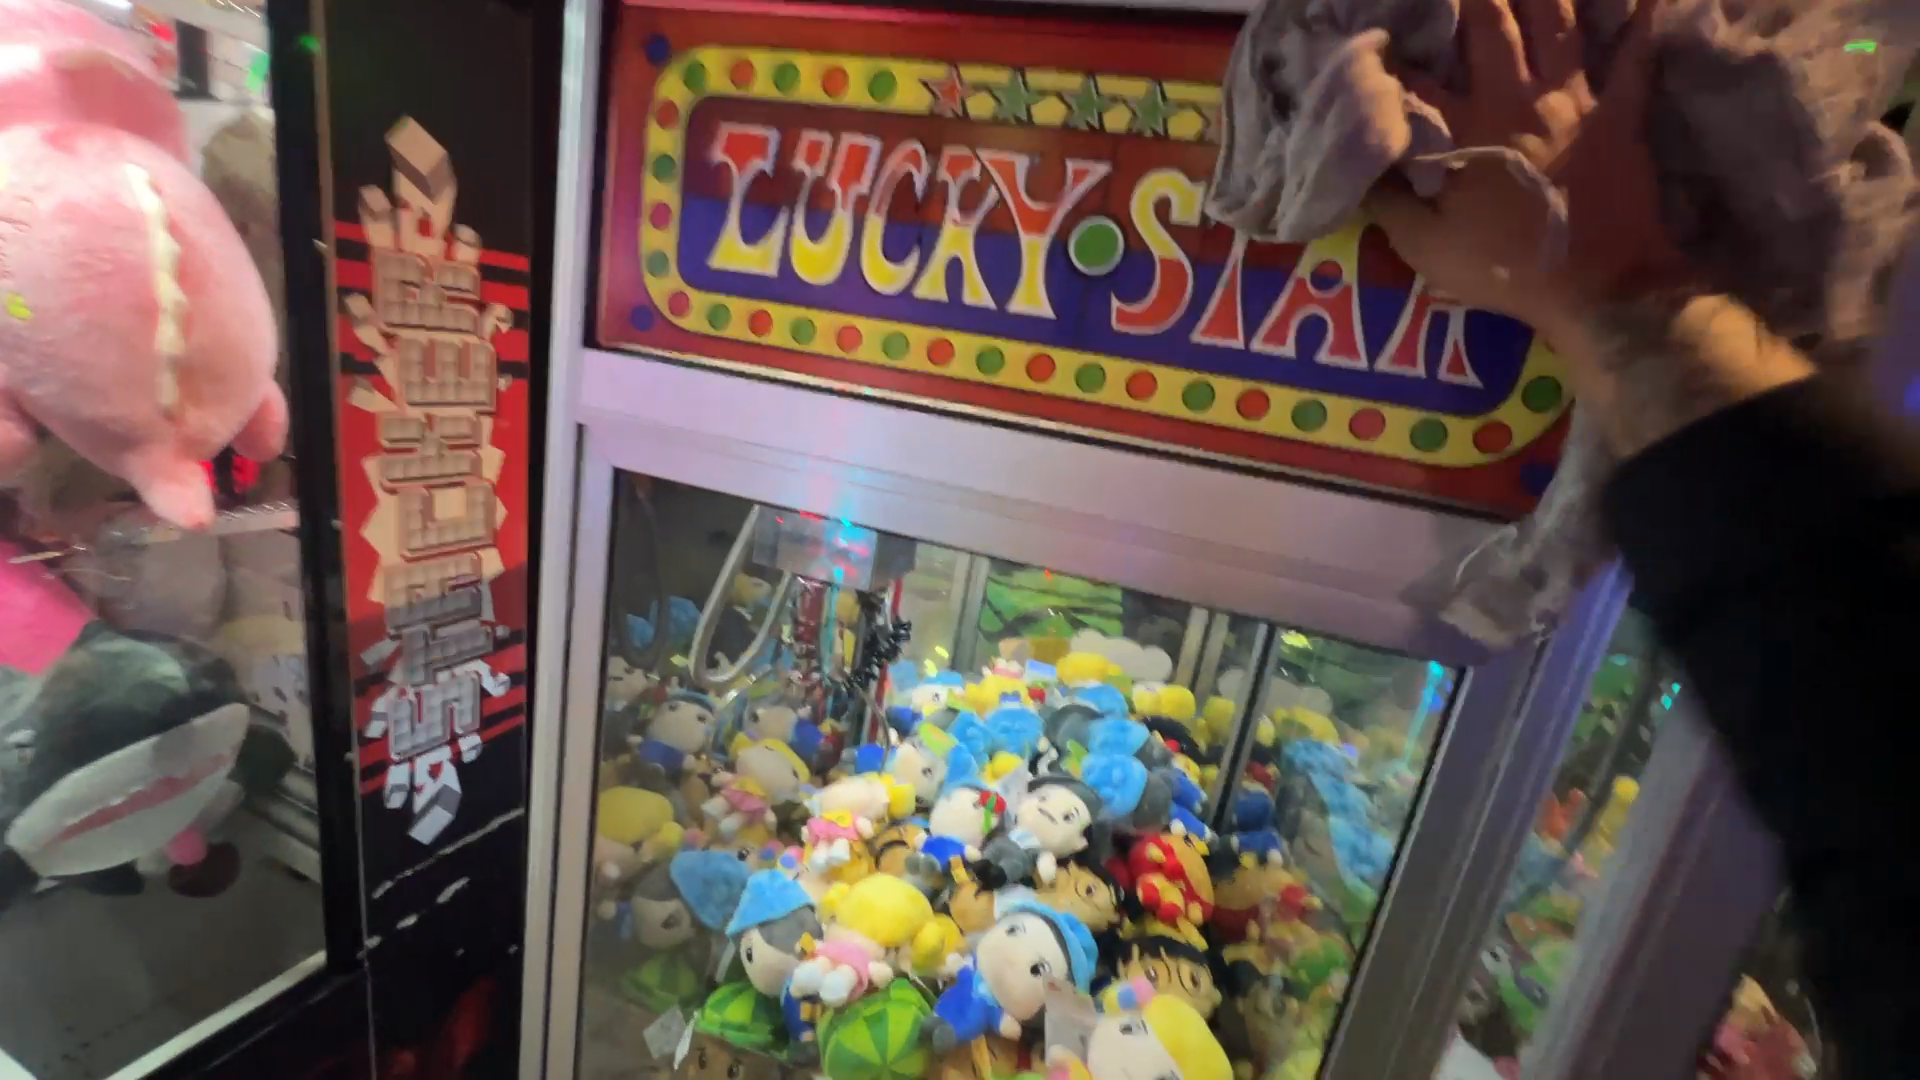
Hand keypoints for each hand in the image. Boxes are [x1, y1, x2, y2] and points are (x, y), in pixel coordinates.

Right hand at [1364, 0, 1686, 342]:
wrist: (1594, 282)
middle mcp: (1517, 99)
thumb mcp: (1425, 247)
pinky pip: (1637, 47)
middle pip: (1494, 28)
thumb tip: (1361, 170)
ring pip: (1559, 21)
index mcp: (1465, 134)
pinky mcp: (1620, 109)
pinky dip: (1641, 12)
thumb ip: (1390, 203)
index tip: (1372, 45)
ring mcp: (1575, 98)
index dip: (1390, 63)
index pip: (1416, 87)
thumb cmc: (1500, 266)